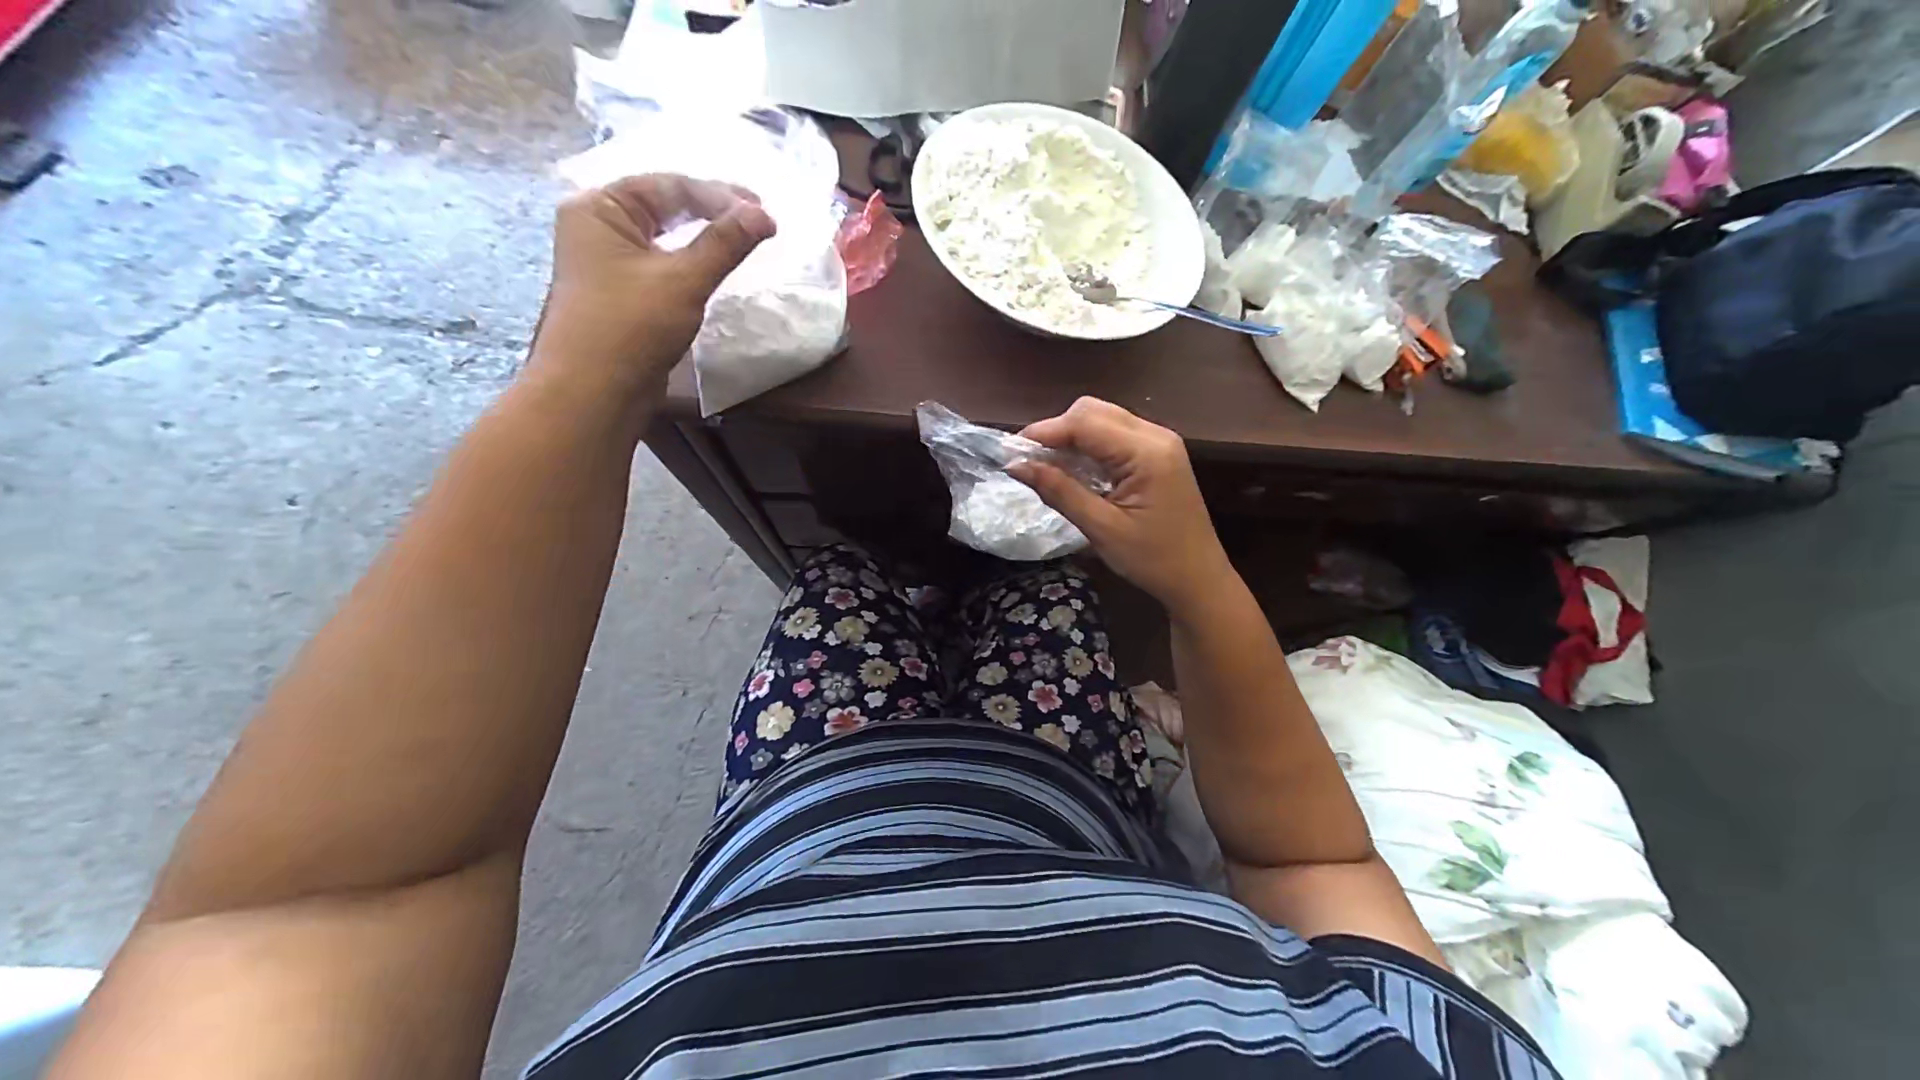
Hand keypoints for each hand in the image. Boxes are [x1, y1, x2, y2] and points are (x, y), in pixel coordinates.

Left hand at [530, 174, 776, 396]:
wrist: (594, 392)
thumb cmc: (631, 325)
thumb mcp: (683, 279)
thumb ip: (724, 243)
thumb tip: (763, 215)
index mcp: (600, 208)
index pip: (668, 186)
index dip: (719, 196)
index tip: (763, 212)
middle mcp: (599, 228)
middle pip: (664, 206)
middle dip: (712, 211)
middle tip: (757, 221)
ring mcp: (608, 264)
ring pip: (665, 238)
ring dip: (704, 238)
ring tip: (742, 241)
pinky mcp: (622, 295)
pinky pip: (663, 265)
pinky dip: (692, 263)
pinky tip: (714, 269)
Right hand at [1010, 397, 1237, 616]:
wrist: (1198, 580)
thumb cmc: (1153, 560)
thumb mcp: (1102, 528)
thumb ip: (1060, 491)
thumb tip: (1017, 466)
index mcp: (1147, 452)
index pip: (1085, 422)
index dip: (1044, 432)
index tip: (1011, 453)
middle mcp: (1155, 436)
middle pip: (1093, 411)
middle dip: (1057, 430)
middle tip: (1030, 461)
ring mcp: (1159, 443)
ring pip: (1103, 419)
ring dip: (1071, 437)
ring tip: (1046, 466)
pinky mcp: (1157, 454)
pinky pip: (1114, 435)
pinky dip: (1089, 446)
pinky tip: (1074, 470)